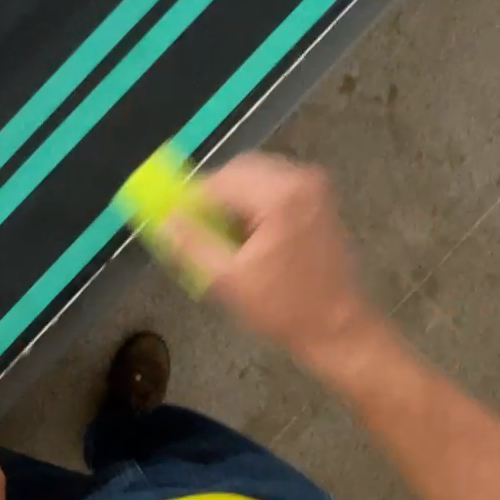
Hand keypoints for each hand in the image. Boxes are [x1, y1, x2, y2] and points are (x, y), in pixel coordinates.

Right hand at [165, 153, 379, 366]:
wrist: (338, 328)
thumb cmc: (285, 310)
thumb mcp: (228, 281)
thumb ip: (190, 245)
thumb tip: (161, 220)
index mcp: (279, 196)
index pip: (220, 180)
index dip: (191, 198)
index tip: (172, 218)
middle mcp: (300, 179)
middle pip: (240, 171)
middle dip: (213, 198)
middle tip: (195, 229)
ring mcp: (314, 188)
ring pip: (256, 178)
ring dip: (233, 201)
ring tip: (223, 237)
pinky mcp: (319, 200)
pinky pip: (274, 189)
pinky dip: (254, 205)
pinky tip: (248, 237)